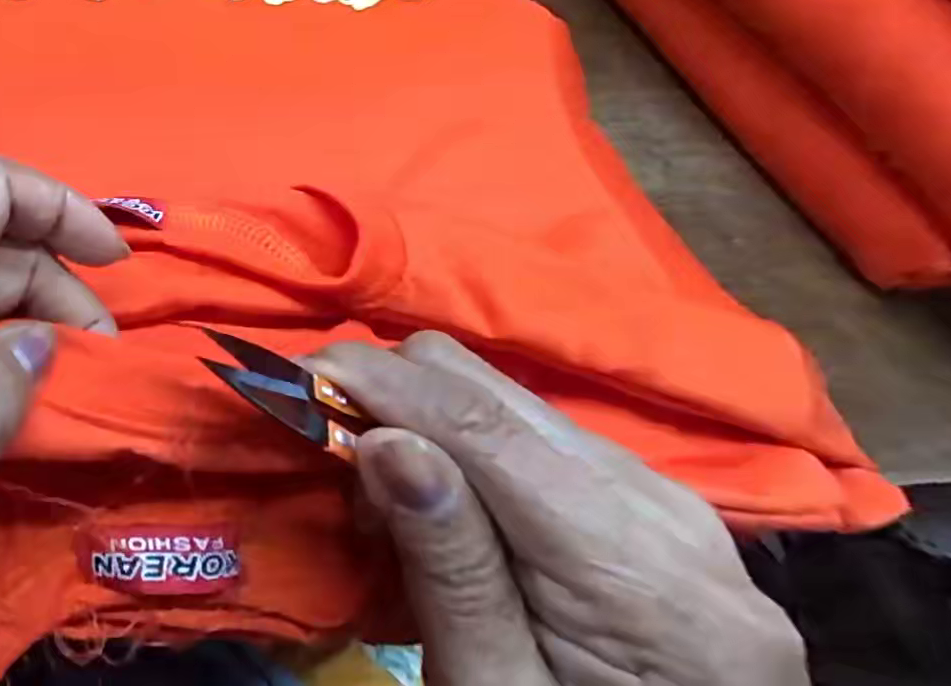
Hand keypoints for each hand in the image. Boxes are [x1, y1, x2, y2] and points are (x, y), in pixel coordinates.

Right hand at [311, 333, 806, 685]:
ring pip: (497, 390)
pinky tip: (429, 488)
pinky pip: (517, 422)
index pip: (484, 429)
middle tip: (317, 438)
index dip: (378, 383)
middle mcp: (658, 504)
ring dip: (411, 409)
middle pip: (487, 386)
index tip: (291, 371)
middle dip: (385, 389)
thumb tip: (381, 441)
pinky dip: (449, 433)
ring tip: (370, 480)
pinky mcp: (630, 489)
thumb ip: (452, 574)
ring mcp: (652, 488)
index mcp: (644, 578)